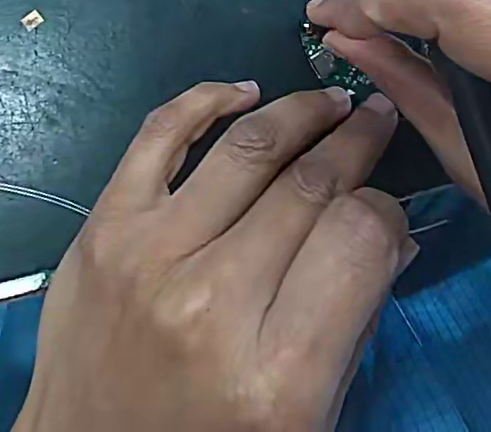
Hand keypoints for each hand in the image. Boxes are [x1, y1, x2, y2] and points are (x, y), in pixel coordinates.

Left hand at [16, 83, 412, 431]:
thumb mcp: (301, 423)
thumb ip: (348, 326)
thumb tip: (384, 228)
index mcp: (277, 377)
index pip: (356, 241)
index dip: (384, 204)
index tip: (386, 195)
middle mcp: (212, 301)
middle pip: (305, 187)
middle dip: (352, 141)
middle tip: (373, 116)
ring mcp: (149, 251)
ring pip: (243, 149)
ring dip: (295, 111)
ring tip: (328, 100)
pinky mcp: (105, 224)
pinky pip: (160, 134)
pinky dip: (205, 100)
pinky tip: (242, 92)